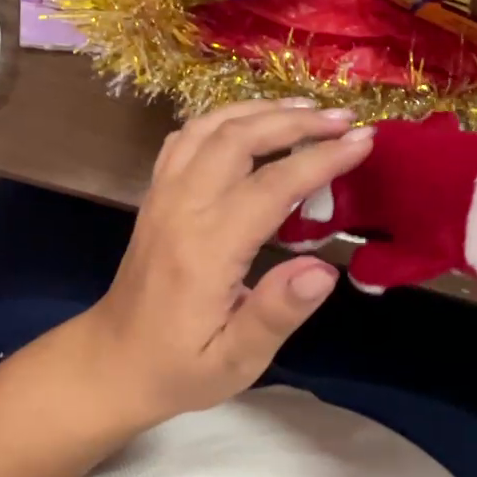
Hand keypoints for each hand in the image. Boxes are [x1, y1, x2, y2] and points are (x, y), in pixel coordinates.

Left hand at [74, 100, 374, 423]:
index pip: (270, 186)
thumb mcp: (235, 361)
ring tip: (305, 109)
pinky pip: (185, 138)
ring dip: (258, 110)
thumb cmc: (179, 367)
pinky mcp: (154, 193)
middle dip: (293, 121)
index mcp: (205, 250)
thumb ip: (277, 313)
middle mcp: (180, 208)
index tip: (364, 141)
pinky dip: (222, 119)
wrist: (112, 360)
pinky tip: (250, 123)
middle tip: (342, 118)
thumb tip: (324, 270)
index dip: (319, 160)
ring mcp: (162, 194)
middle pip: (237, 139)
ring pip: (208, 128)